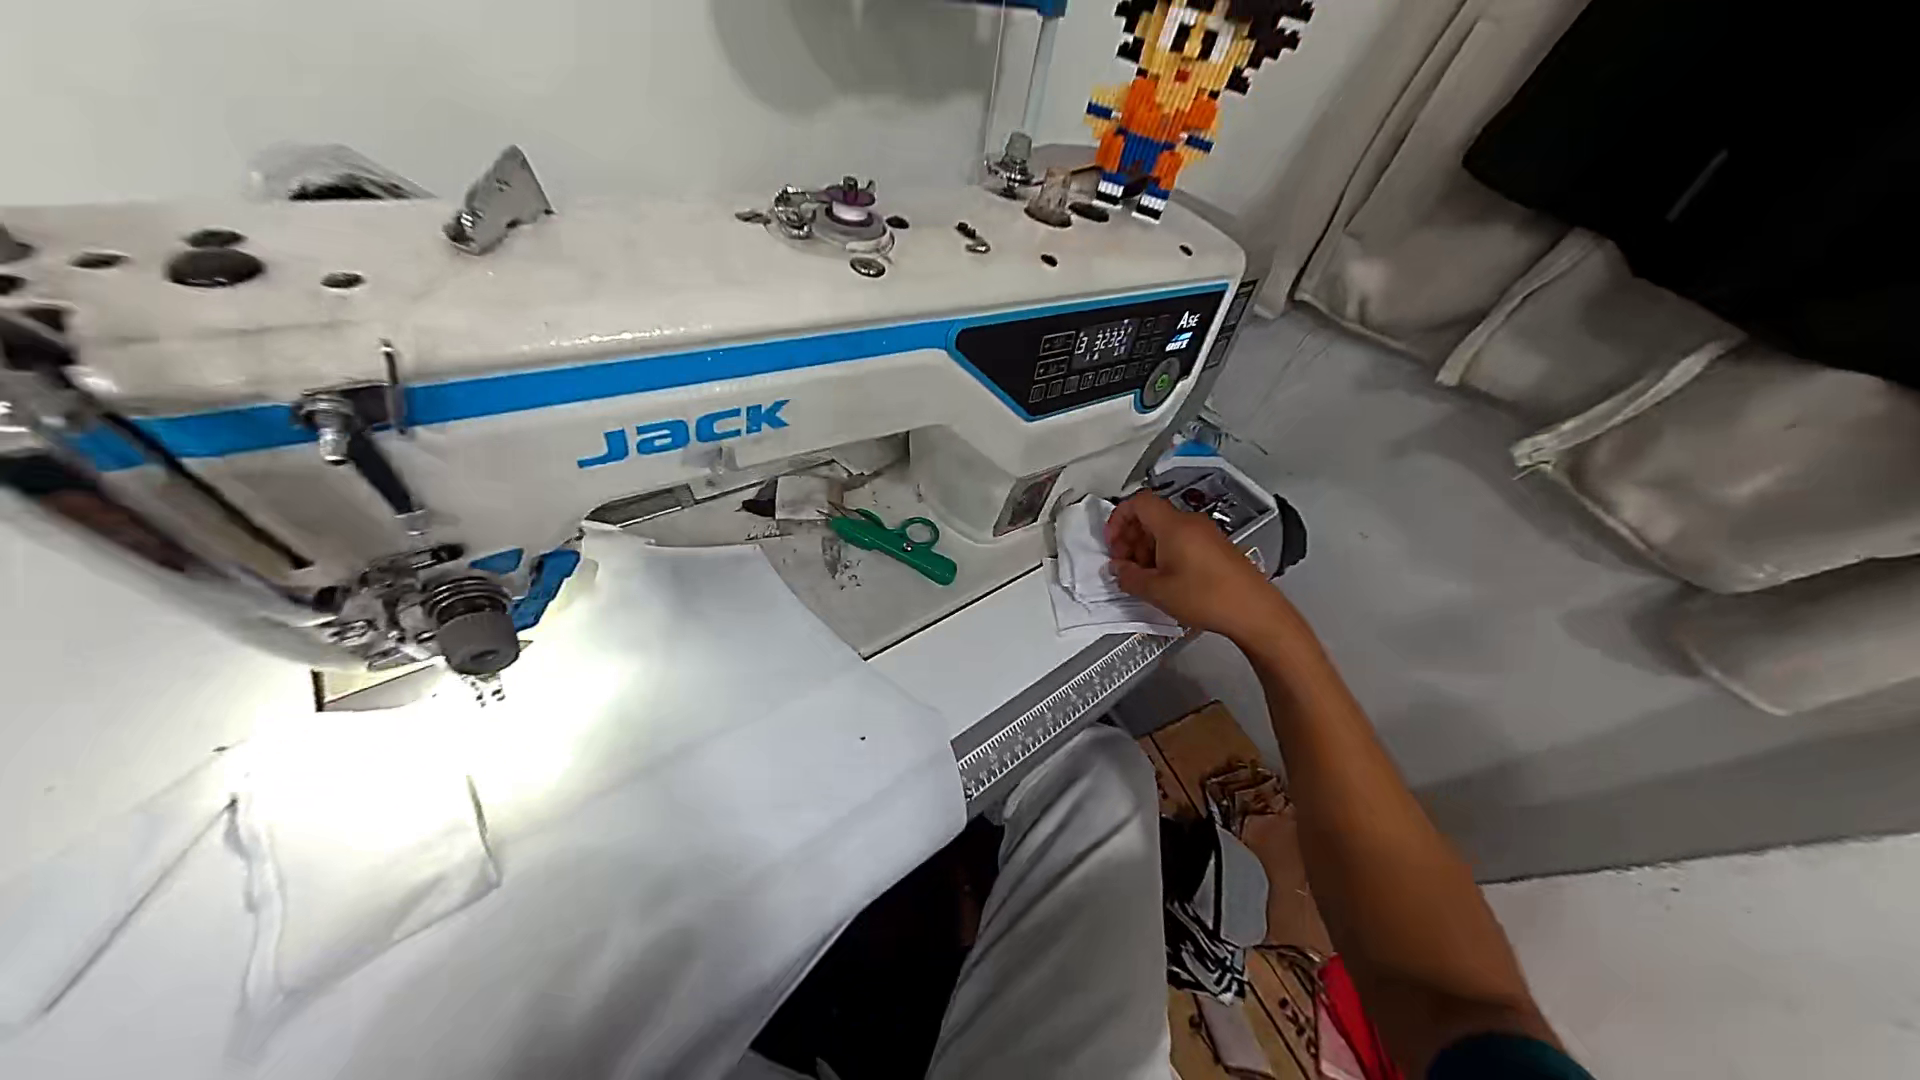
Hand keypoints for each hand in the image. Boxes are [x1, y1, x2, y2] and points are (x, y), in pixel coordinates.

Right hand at [1105, 491, 1293, 641]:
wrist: (1254, 611)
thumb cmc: (1210, 597)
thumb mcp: (1157, 591)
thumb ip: (1129, 577)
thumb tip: (1119, 570)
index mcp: (1173, 525)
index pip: (1138, 503)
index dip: (1119, 519)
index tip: (1113, 541)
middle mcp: (1191, 523)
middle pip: (1151, 516)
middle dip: (1131, 537)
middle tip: (1124, 563)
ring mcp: (1206, 534)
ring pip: (1166, 530)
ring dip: (1147, 548)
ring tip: (1144, 576)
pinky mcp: (1216, 548)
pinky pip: (1183, 541)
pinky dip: (1166, 554)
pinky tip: (1166, 579)